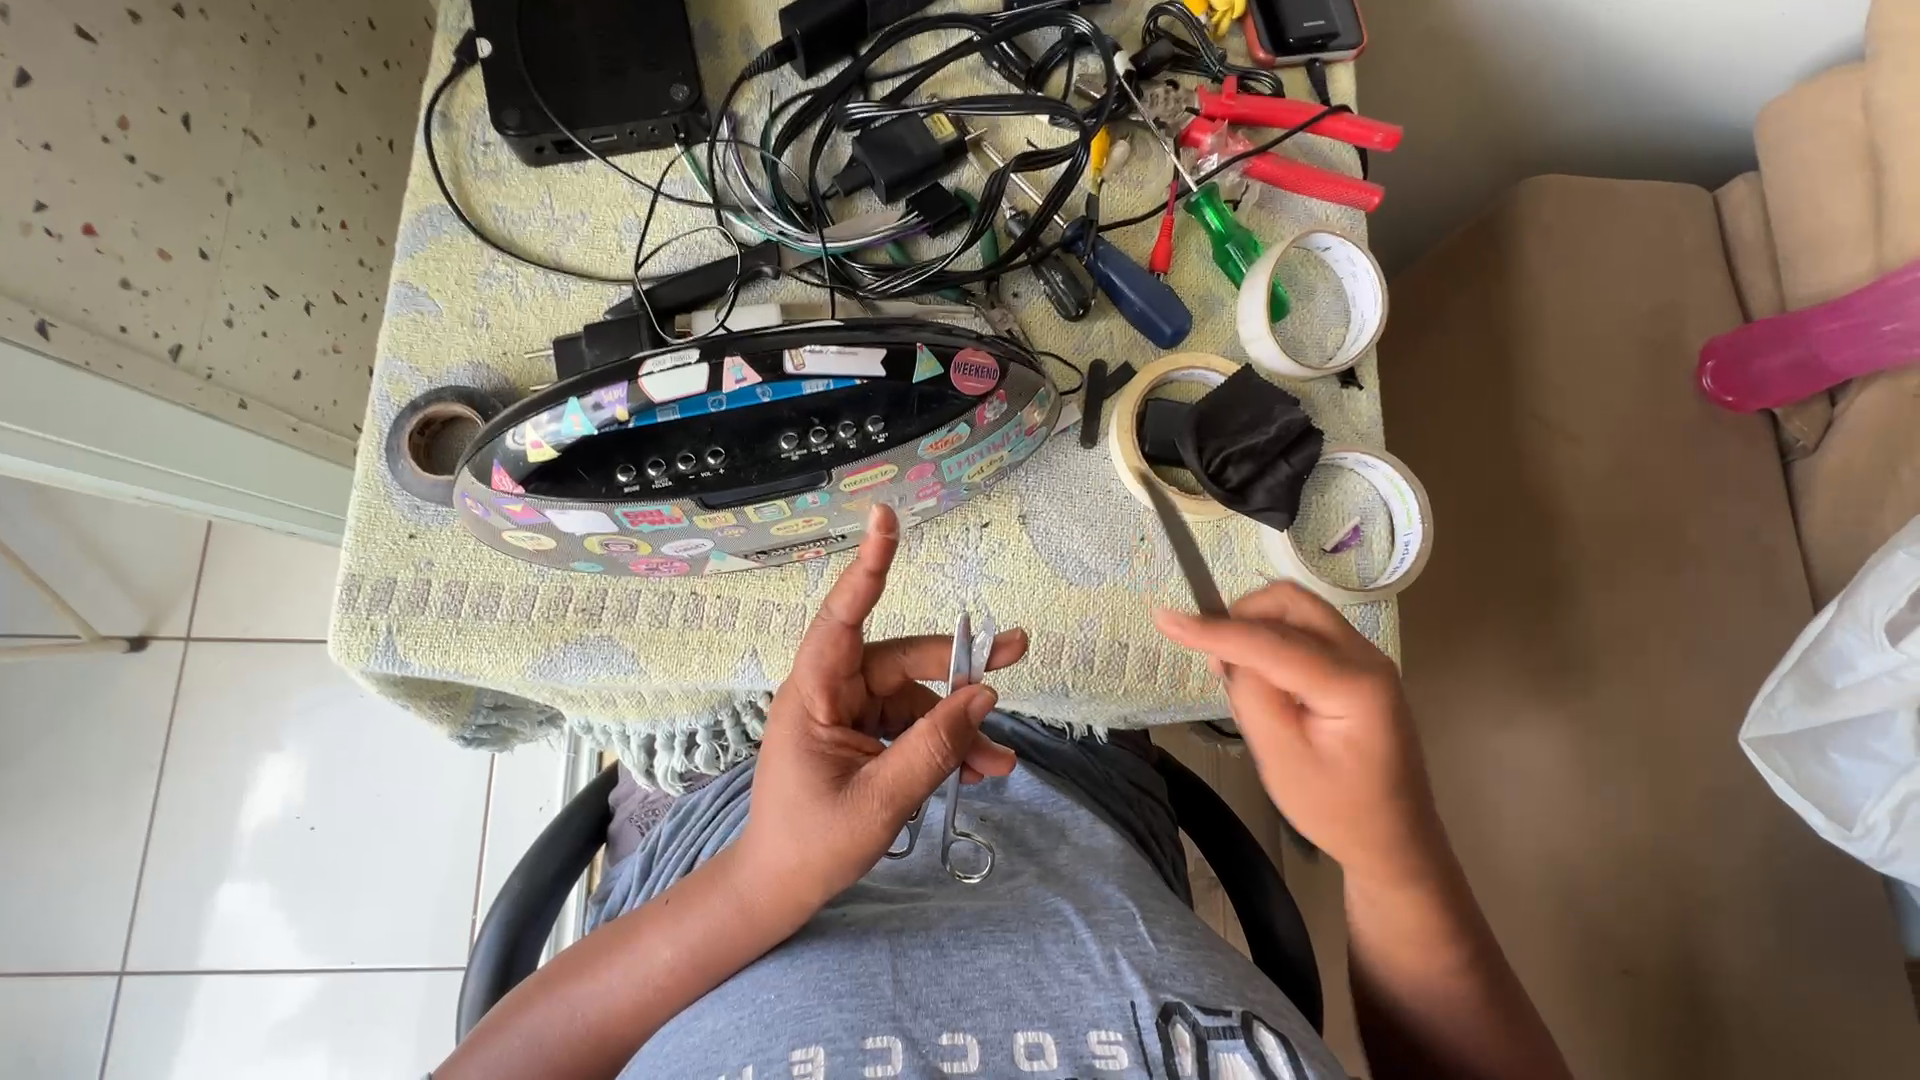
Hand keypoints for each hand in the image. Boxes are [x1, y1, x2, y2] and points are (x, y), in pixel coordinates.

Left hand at [739, 504, 1026, 908]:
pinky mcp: (862, 735)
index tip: (886, 519)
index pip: (842, 616)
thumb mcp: (881, 800)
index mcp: (814, 694)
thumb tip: (984, 694)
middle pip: (901, 661)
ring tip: (1001, 761)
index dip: (868, 567)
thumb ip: (935, 745)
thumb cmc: (811, 846)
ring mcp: (848, 713)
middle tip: (1019, 649)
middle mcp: (831, 691)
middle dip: (957, 664)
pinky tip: (982, 770)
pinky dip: (946, 745)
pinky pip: (912, 726)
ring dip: (959, 725)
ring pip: (916, 698)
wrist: (778, 892)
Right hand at [1154, 583, 1447, 886]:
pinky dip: (1272, 639)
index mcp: (1352, 684)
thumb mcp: (1281, 760)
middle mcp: (1364, 657)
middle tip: (1215, 658)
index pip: (1270, 641)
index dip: (1213, 629)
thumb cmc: (1336, 809)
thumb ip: (1252, 696)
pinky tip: (1262, 678)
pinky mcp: (1356, 666)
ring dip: (1256, 627)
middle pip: (1290, 602)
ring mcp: (1364, 657)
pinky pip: (1306, 630)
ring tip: (1236, 674)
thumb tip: (1229, 653)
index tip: (1164, 618)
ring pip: (1297, 610)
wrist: (1393, 839)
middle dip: (1241, 617)